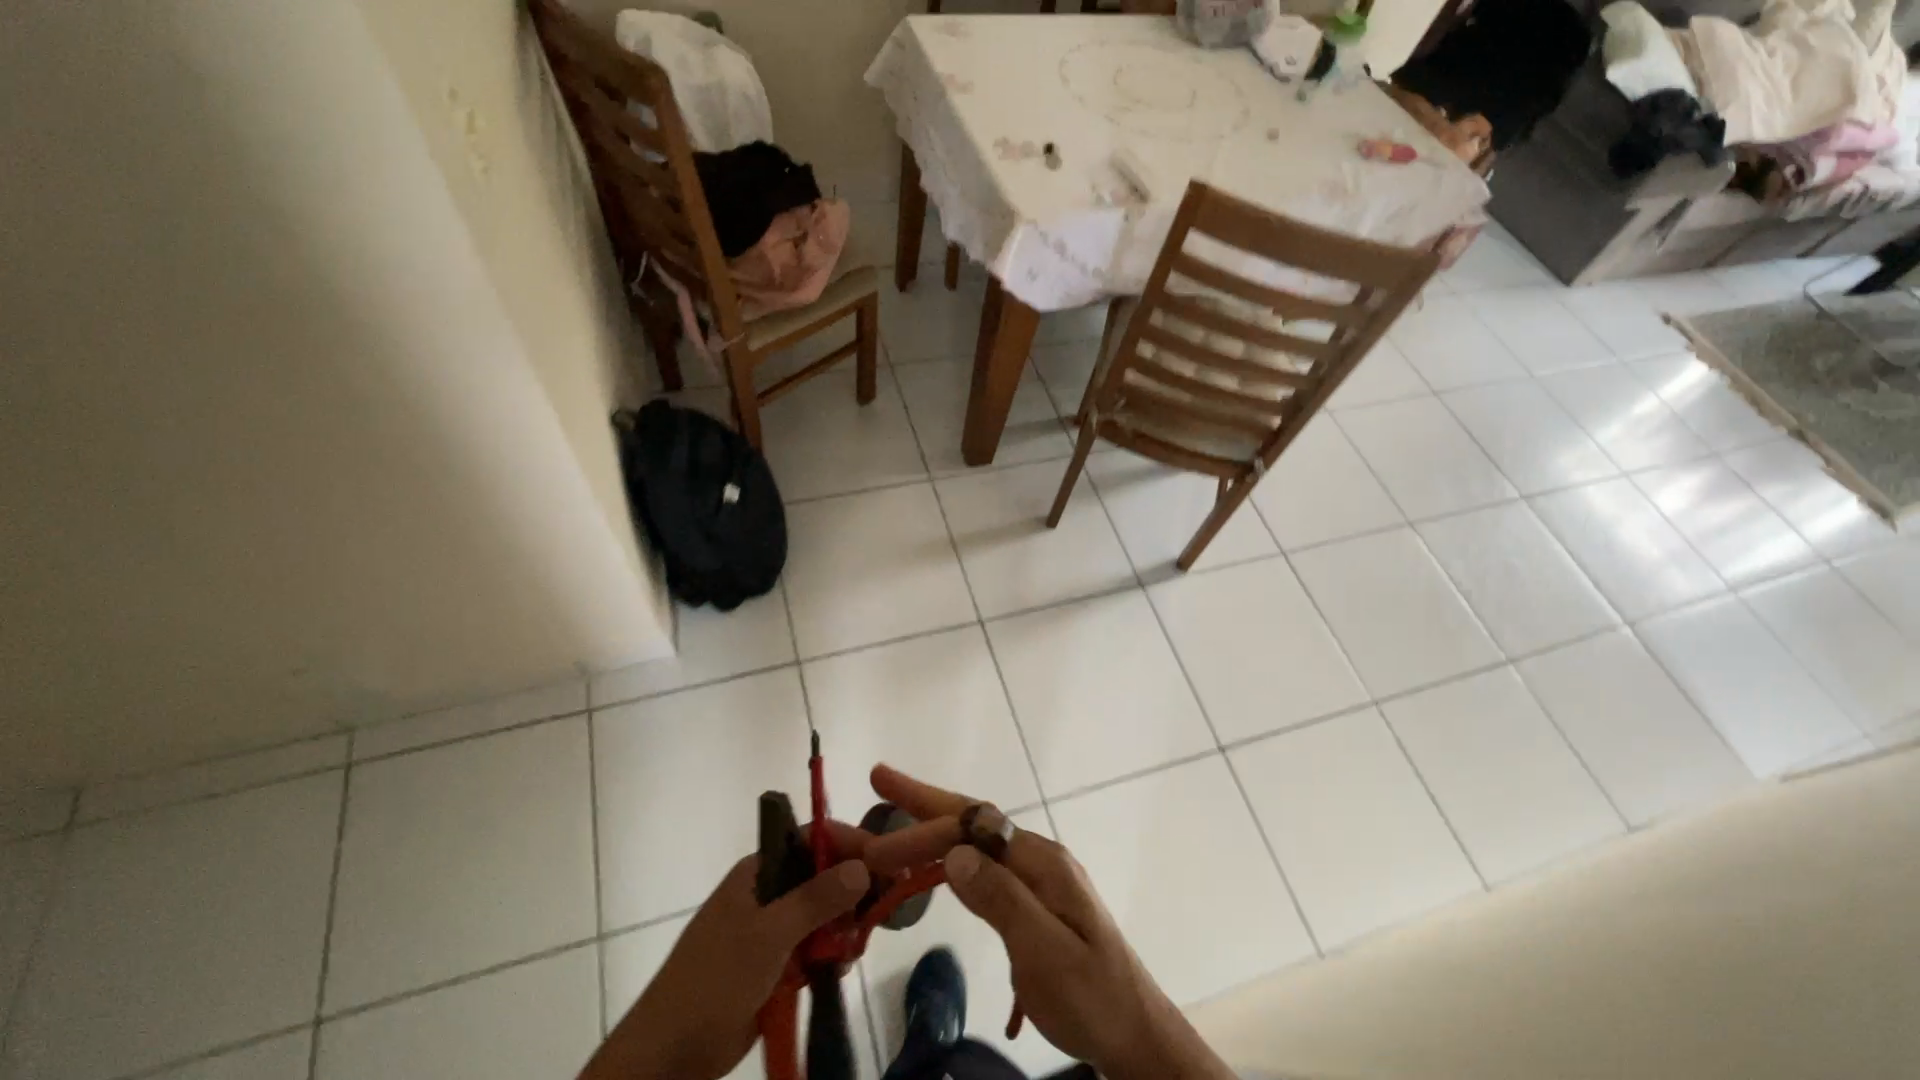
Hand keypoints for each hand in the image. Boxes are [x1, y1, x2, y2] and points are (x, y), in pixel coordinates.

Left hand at [581, 825, 872, 1079]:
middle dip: (853, 890)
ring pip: (824, 914)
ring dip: (844, 927)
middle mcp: (768, 893)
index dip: (850, 844)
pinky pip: (816, 947)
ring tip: (857, 945)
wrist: (672, 1051)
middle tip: (882, 909)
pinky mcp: (777, 964)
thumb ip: (816, 899)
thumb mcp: (767, 935)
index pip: (812, 839)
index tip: (887, 860)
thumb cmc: (714, 980)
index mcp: (758, 872)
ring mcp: (772, 930)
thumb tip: (863, 865)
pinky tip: (840, 967)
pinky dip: (831, 954)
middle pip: (823, 876)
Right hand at [864, 767, 1234, 1079]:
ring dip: (931, 829)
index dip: (924, 830)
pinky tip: (931, 863)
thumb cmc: (1093, 997)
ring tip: (891, 816)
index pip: (974, 826)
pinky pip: (983, 867)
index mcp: (1043, 864)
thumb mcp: (1047, 954)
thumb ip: (1003, 901)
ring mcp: (1037, 879)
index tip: (877, 849)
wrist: (1136, 1033)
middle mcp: (1039, 860)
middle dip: (922, 806)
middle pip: (973, 820)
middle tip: (876, 782)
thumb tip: (955, 852)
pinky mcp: (1033, 902)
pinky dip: (949, 858)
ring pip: (975, 842)